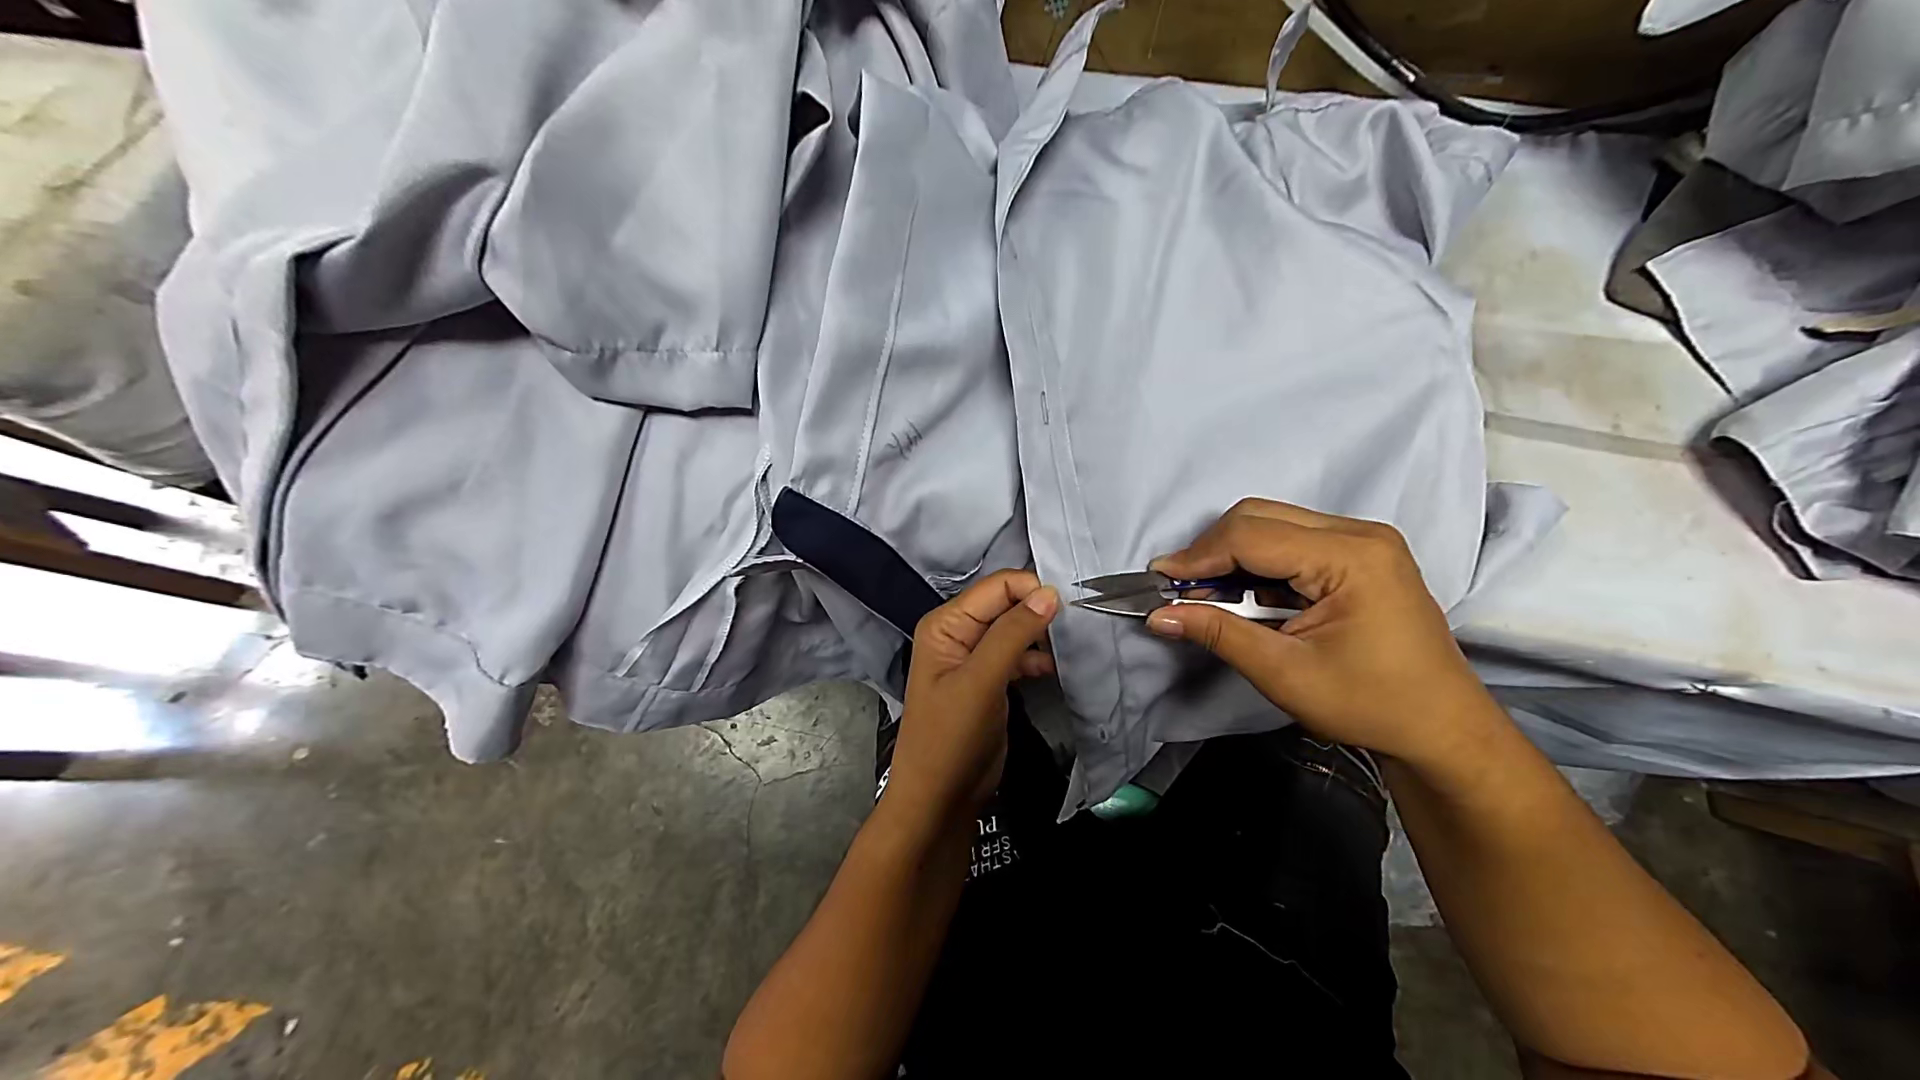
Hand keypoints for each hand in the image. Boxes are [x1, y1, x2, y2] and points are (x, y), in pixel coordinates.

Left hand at [887, 570, 1058, 822]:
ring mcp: (975, 658)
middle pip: (1007, 604)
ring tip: (1071, 645)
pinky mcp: (990, 680)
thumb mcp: (981, 682)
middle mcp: (959, 633)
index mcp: (946, 624)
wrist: (940, 798)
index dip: (1032, 590)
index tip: (1069, 607)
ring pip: (1016, 629)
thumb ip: (1013, 634)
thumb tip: (1048, 593)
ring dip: (1042, 634)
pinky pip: (1018, 654)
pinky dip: (1037, 657)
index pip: (997, 586)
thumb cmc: (950, 739)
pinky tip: (1056, 667)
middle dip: (1040, 610)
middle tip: (1076, 624)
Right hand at [1145, 498, 1498, 766]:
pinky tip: (1246, 597)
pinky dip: (1258, 564)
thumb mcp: (1284, 672)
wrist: (1443, 730)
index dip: (1198, 556)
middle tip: (1180, 590)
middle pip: (1260, 517)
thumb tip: (1161, 615)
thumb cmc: (1371, 705)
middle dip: (1212, 551)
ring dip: (1233, 557)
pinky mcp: (1361, 555)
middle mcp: (1361, 534)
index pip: (1252, 535)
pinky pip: (1292, 541)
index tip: (1159, 580)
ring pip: (1273, 524)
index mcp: (1352, 557)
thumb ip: (1218, 633)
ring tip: (1208, 597)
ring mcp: (1364, 541)